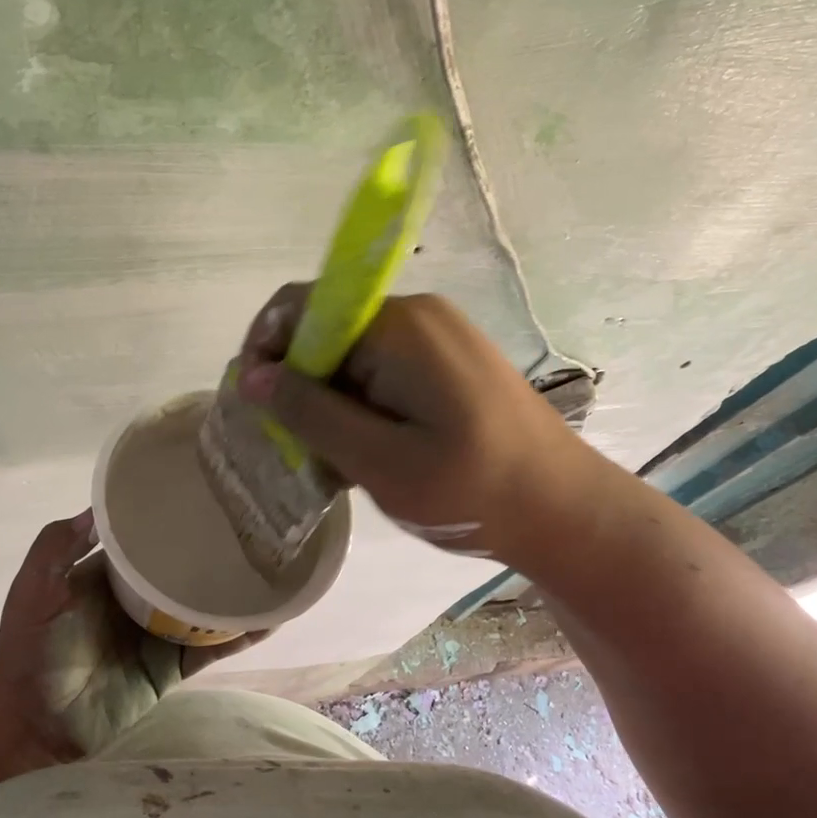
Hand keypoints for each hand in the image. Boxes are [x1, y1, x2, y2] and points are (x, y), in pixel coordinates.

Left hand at [0, 512, 269, 758]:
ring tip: (279, 568)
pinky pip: (210, 649)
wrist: (31, 723)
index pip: (144, 540)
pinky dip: (240, 635)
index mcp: (104, 576)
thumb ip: (57, 546)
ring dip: (236, 593)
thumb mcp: (35, 589)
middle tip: (257, 527)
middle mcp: (136, 600)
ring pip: (205, 608)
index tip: (207, 495)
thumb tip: (100, 506)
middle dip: (213, 553)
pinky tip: (271, 618)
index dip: (170, 520)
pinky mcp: (170, 671)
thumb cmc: (30, 649)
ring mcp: (157, 636)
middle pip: (182, 571)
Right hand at [235, 285, 590, 560]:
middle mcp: (417, 315)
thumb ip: (310, 414)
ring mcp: (437, 337)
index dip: (265, 348)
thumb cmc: (471, 490)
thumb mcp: (378, 460)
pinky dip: (362, 408)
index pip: (302, 307)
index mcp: (398, 326)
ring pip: (352, 358)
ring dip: (332, 406)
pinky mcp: (449, 362)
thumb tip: (250, 375)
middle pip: (326, 334)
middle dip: (301, 388)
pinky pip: (383, 371)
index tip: (256, 407)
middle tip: (302, 452)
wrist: (566, 511)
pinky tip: (373, 454)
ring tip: (342, 465)